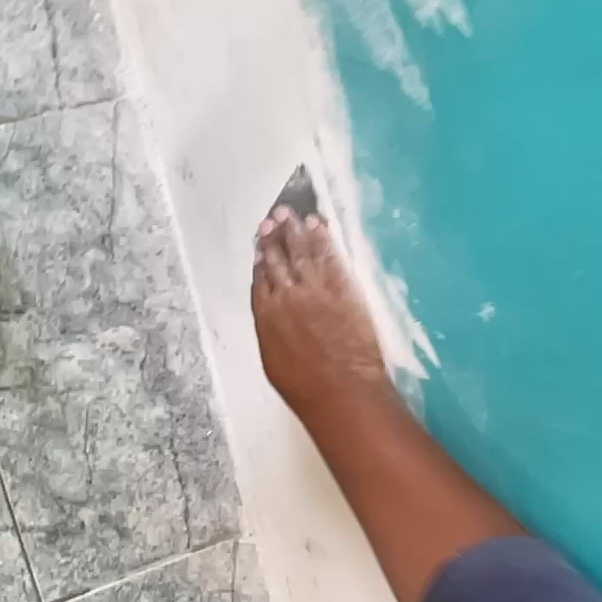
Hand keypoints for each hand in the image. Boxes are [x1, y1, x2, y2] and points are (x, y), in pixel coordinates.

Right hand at [251, 207, 390, 417]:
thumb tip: (271, 319)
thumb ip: (271, 332)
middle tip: (272, 217)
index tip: (260, 246)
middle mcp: (286, 296)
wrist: (339, 388)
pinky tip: (318, 225)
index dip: (260, 260)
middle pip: (277, 260)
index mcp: (266, 316)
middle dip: (274, 237)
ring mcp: (314, 289)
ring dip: (294, 230)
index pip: (261, 280)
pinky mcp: (341, 287)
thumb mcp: (273, 361)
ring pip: (301, 252)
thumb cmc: (304, 386)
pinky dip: (322, 239)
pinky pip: (329, 256)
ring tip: (289, 213)